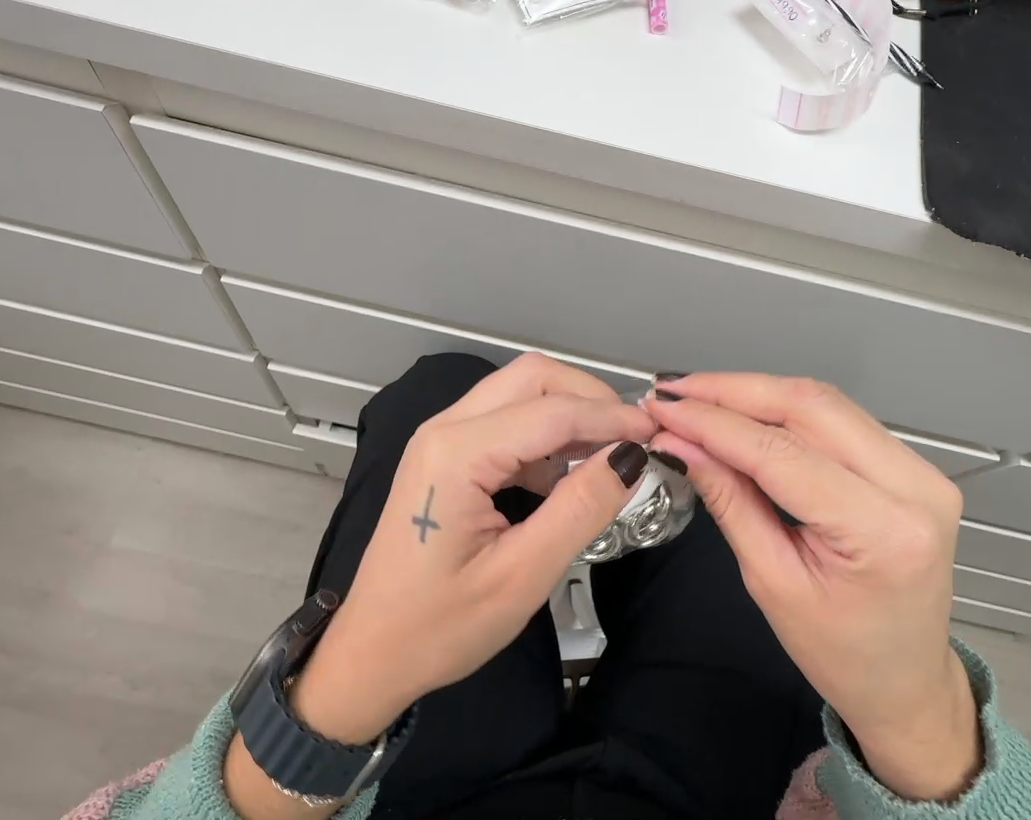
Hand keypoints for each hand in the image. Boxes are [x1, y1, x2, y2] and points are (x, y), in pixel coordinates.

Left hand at [227, 355, 654, 818]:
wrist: (372, 653)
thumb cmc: (440, 626)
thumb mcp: (522, 575)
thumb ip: (581, 508)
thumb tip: (631, 456)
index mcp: (457, 453)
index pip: (552, 411)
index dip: (612, 416)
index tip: (659, 435)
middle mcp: (444, 429)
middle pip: (532, 378)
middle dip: (589, 398)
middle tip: (634, 439)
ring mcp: (440, 438)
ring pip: (518, 392)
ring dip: (568, 413)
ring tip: (610, 457)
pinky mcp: (444, 455)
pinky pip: (504, 421)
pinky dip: (544, 435)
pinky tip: (566, 476)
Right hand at [644, 373, 979, 802]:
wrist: (907, 682)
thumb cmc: (838, 652)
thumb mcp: (770, 581)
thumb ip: (728, 500)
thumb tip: (676, 442)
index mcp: (882, 531)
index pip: (781, 452)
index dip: (713, 423)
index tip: (660, 409)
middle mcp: (914, 487)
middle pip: (810, 405)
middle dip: (732, 390)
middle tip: (672, 389)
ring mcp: (920, 470)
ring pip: (824, 402)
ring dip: (754, 392)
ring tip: (695, 395)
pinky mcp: (911, 465)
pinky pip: (838, 418)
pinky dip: (781, 407)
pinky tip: (740, 410)